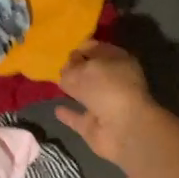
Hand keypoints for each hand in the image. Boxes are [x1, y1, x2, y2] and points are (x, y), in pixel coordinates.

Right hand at [56, 42, 156, 163]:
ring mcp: (104, 106)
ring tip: (56, 83)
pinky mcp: (94, 126)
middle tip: (59, 65)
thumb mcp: (86, 70)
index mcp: (118, 62)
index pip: (99, 50)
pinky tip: (56, 109)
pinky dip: (68, 114)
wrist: (122, 129)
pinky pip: (78, 118)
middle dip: (77, 68)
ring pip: (86, 95)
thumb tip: (65, 72)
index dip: (84, 48)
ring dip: (73, 90)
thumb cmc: (108, 89)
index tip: (67, 48)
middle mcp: (113, 83)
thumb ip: (72, 69)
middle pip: (92, 73)